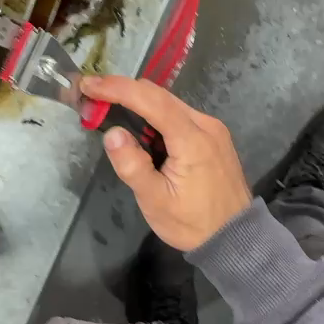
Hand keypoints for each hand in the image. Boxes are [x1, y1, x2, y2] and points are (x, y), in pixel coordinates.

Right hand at [80, 76, 252, 251]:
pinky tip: (139, 131)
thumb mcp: (156, 202)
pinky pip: (179, 116)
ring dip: (138, 104)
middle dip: (123, 92)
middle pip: (159, 96)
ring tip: (109, 115)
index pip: (151, 100)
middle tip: (91, 100)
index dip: (117, 88)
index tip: (88, 85)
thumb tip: (111, 133)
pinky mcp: (213, 136)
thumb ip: (133, 166)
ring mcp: (212, 129)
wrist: (235, 238)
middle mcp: (206, 125)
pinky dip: (154, 116)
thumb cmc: (192, 223)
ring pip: (169, 104)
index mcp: (192, 139)